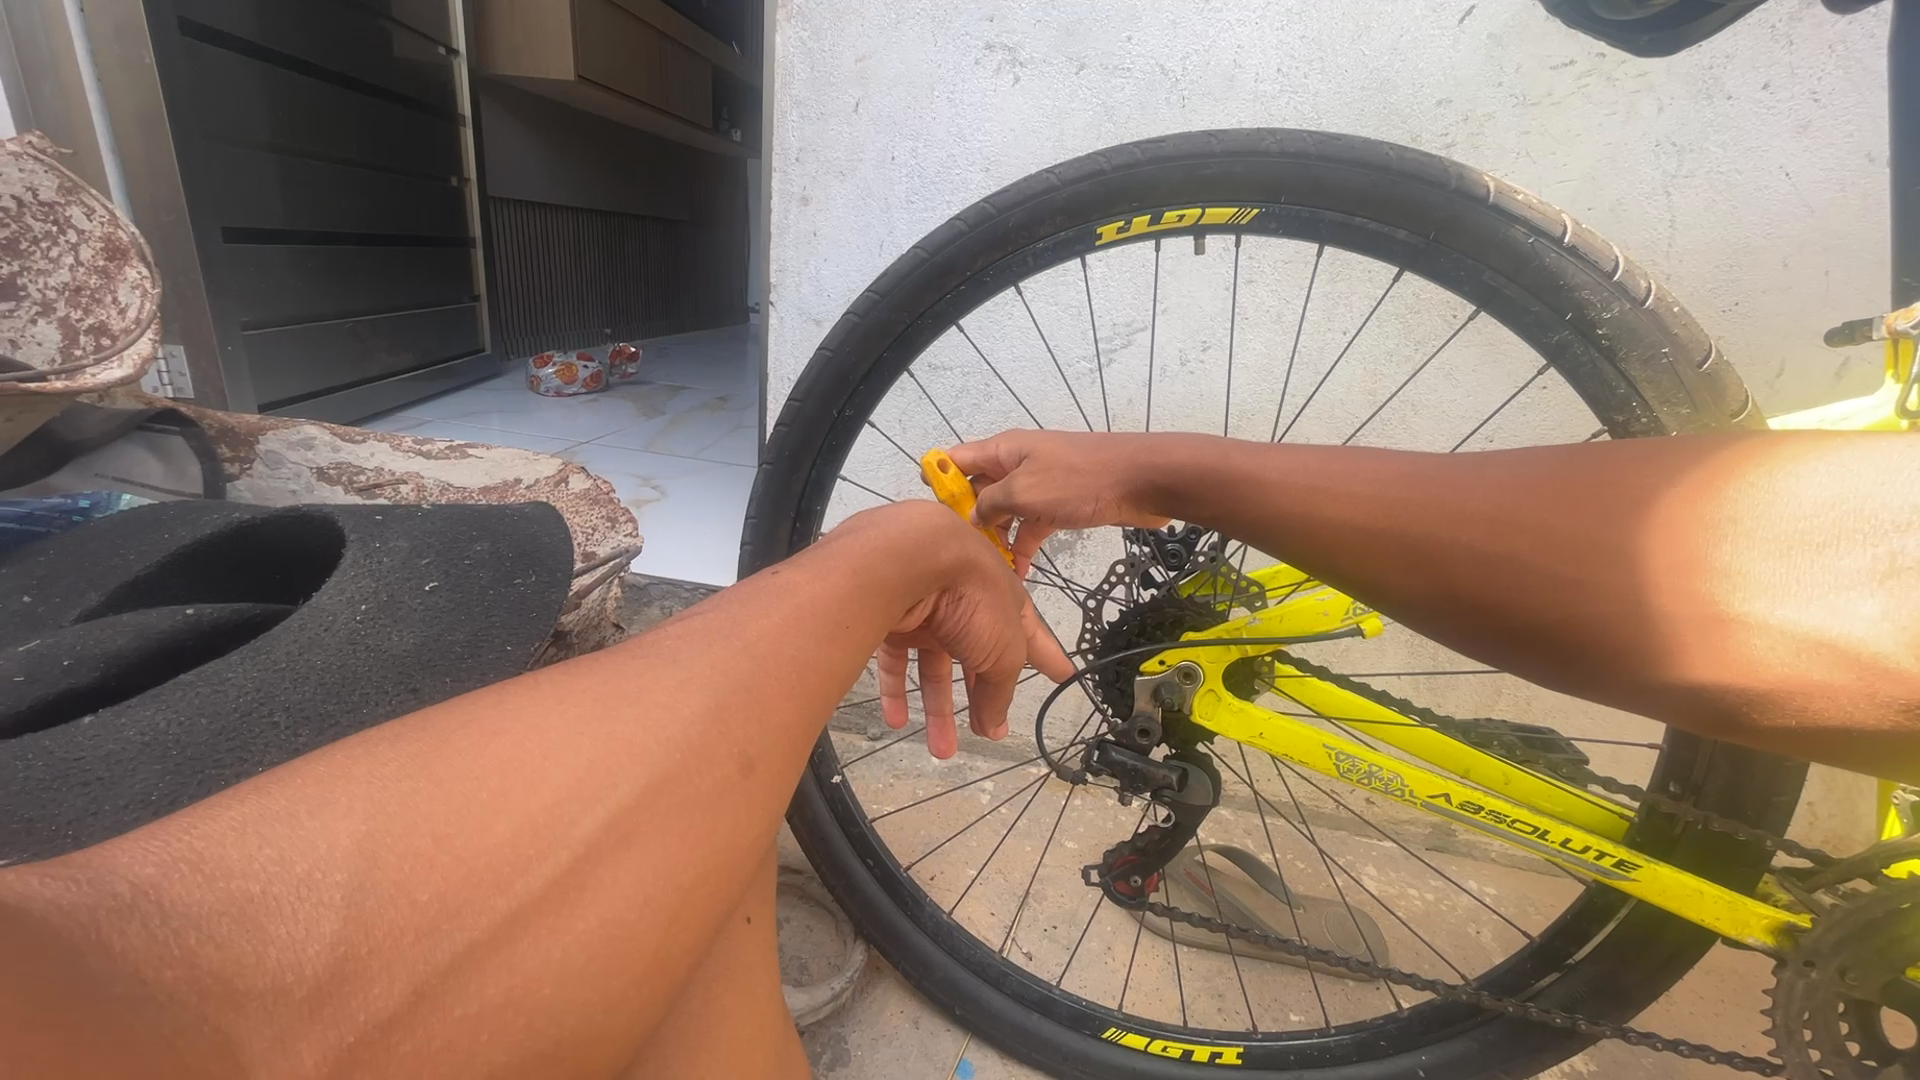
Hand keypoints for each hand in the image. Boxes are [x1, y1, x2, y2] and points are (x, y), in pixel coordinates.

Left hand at [851, 503, 1074, 758]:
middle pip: (978, 660)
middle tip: (989, 733)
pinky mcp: (894, 619)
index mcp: (1004, 604)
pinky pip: (896, 660)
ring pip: (933, 666)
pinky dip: (897, 691)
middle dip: (983, 699)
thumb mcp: (1002, 651)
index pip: (1032, 637)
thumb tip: (994, 727)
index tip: (1063, 674)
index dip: (1048, 658)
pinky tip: (898, 720)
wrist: (909, 559)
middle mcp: (968, 607)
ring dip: (938, 709)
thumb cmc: (972, 597)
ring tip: (941, 749)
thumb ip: (999, 692)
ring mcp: (928, 613)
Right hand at [946, 430, 1170, 573]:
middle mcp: (1016, 464)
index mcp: (1003, 451)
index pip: (956, 459)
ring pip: (1003, 511)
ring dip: (995, 538)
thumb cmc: (1080, 480)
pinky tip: (1019, 572)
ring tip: (986, 569)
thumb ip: (989, 503)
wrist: (1142, 480)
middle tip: (955, 553)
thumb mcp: (1024, 490)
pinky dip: (1023, 545)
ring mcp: (1038, 485)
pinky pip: (1031, 525)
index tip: (925, 513)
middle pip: (977, 489)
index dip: (936, 480)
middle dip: (964, 518)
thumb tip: (971, 518)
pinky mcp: (1059, 504)